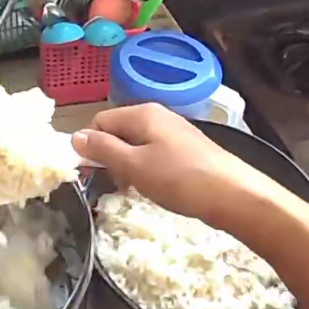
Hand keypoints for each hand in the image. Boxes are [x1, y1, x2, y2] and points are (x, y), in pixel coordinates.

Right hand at [72, 104, 302, 236]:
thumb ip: (103, 149)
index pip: (100, 122)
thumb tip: (74, 136)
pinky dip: (148, 170)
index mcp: (141, 113)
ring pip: (136, 144)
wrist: (234, 194)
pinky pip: (154, 153)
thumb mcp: (133, 165)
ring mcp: (174, 130)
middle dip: (111, 157)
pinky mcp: (187, 148)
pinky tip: (158, 188)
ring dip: (129, 166)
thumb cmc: (179, 179)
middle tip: (118, 185)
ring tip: (138, 190)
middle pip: (118, 131)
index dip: (92, 147)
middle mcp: (157, 115)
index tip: (95, 174)